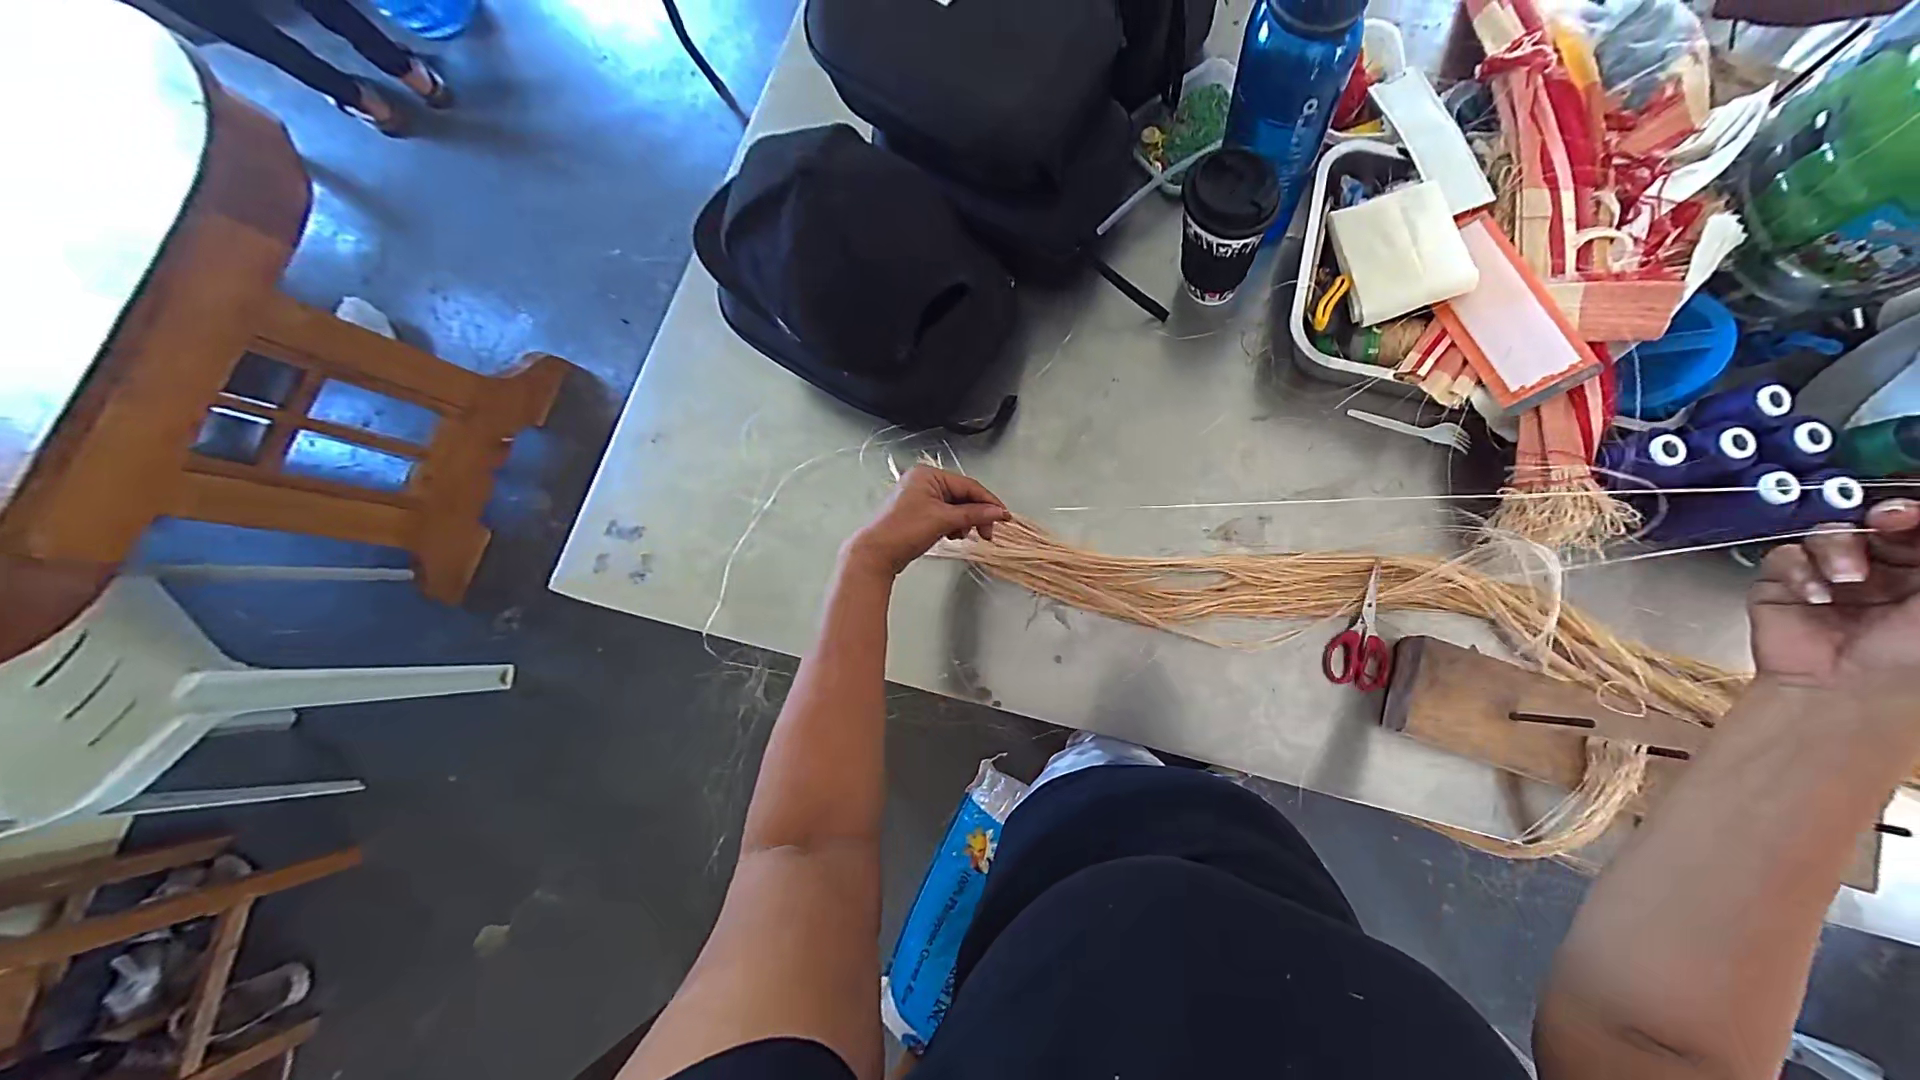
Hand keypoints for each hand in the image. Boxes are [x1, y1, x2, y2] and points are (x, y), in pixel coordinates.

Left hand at [843, 467, 1009, 577]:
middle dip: (976, 514)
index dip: (988, 502)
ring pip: (954, 507)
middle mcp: (923, 482)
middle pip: (962, 496)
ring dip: (965, 521)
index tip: (1003, 516)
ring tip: (965, 535)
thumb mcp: (943, 520)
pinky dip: (953, 525)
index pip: (968, 485)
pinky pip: (944, 515)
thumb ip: (974, 514)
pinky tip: (953, 535)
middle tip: (988, 531)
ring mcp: (919, 498)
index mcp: (928, 475)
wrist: (875, 555)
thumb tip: (997, 512)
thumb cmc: (903, 531)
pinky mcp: (917, 514)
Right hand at [1750, 499, 1919, 708]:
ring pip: (1829, 534)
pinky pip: (1785, 557)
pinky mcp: (1782, 582)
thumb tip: (1911, 512)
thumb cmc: (1917, 654)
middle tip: (1883, 522)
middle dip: (1882, 520)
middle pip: (1878, 522)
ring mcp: (1830, 574)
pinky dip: (1798, 572)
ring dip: (1838, 550)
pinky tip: (1812, 596)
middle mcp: (1886, 567)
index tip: (1907, 514)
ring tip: (1845, 579)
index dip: (1916, 511)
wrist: (1846, 690)